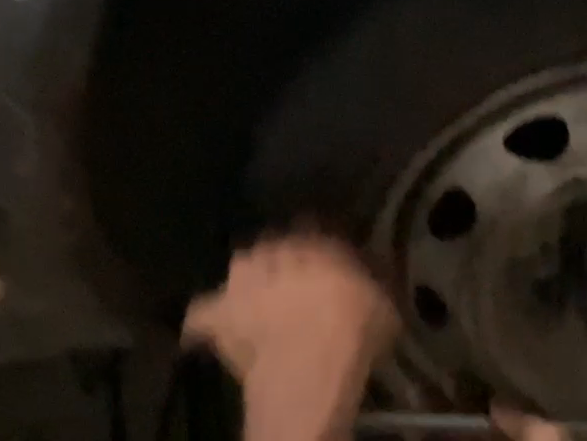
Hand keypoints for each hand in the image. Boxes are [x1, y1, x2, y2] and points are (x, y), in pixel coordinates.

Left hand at [182, 233, 398, 440]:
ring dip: (247, 283)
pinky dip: (205, 322)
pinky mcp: (219, 311)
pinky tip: (208, 330)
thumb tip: (375, 265)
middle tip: (291, 288)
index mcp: (313, 238)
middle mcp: (273, 247)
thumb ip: (372, 277)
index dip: (316, 246)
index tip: (324, 262)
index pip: (312, 228)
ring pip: (241, 269)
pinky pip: (203, 314)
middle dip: (278, 263)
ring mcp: (242, 276)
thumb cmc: (354, 327)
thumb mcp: (383, 299)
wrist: (310, 358)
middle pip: (272, 247)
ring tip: (255, 303)